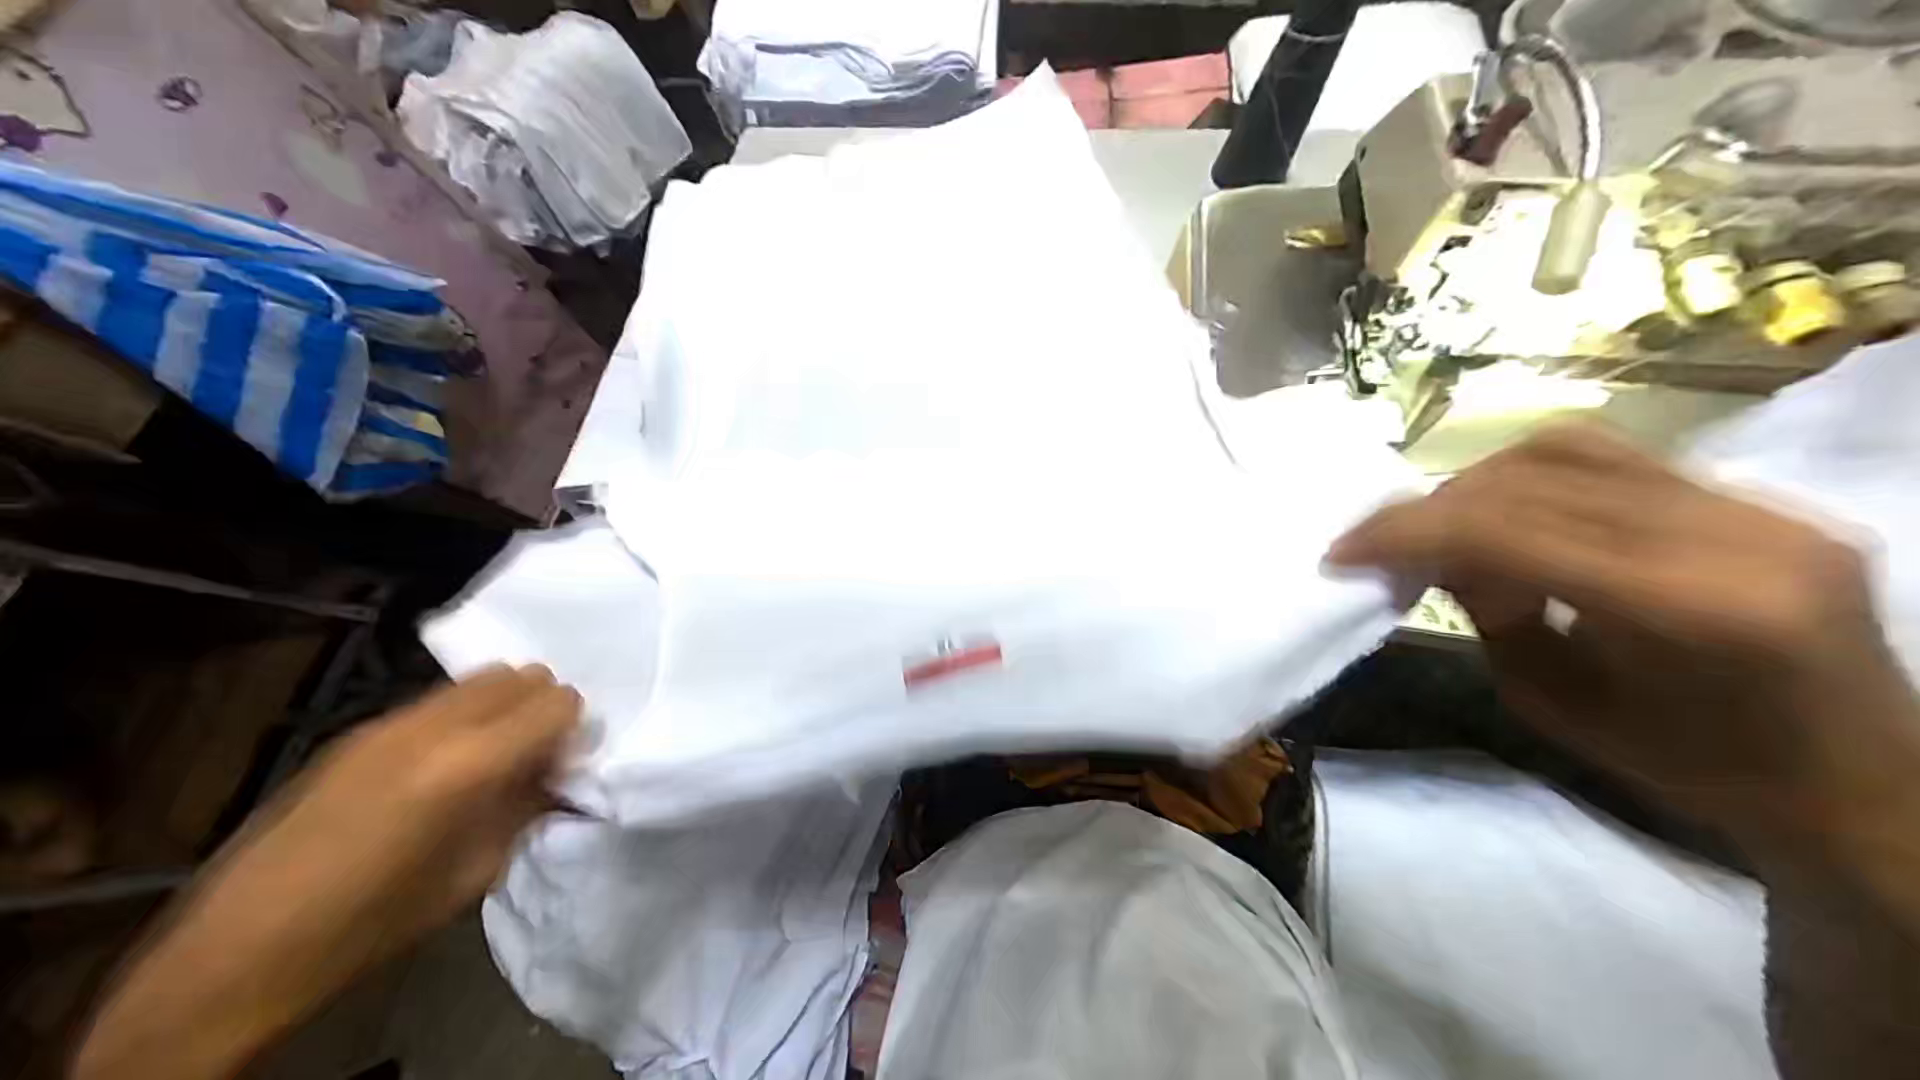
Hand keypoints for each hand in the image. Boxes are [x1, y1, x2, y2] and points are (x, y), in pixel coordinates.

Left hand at [74, 665, 580, 1079]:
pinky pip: (436, 700)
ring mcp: (388, 722)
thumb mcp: (476, 871)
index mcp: (470, 764)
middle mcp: (434, 726)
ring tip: (490, 755)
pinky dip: (461, 716)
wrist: (241, 949)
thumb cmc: (375, 921)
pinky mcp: (356, 731)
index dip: (573, 727)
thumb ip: (526, 805)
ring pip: (478, 678)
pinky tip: (441, 764)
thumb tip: (555, 772)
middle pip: (521, 674)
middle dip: (541, 706)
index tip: (565, 761)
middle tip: (535, 753)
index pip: (558, 701)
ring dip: (502, 706)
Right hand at [1325, 425, 1919, 874]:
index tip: (1341, 553)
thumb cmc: (1694, 770)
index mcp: (1692, 609)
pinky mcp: (1755, 497)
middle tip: (1379, 546)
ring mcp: (1758, 506)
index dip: (1407, 532)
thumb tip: (1434, 553)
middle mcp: (1736, 535)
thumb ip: (1489, 614)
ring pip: (1566, 450)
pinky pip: (1610, 459)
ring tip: (1443, 530)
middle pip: (1531, 480)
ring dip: (1475, 486)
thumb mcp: (1555, 704)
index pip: (1511, 531)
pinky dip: (1529, 481)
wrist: (1857, 781)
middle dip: (1430, 509)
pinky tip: (1507, 517)